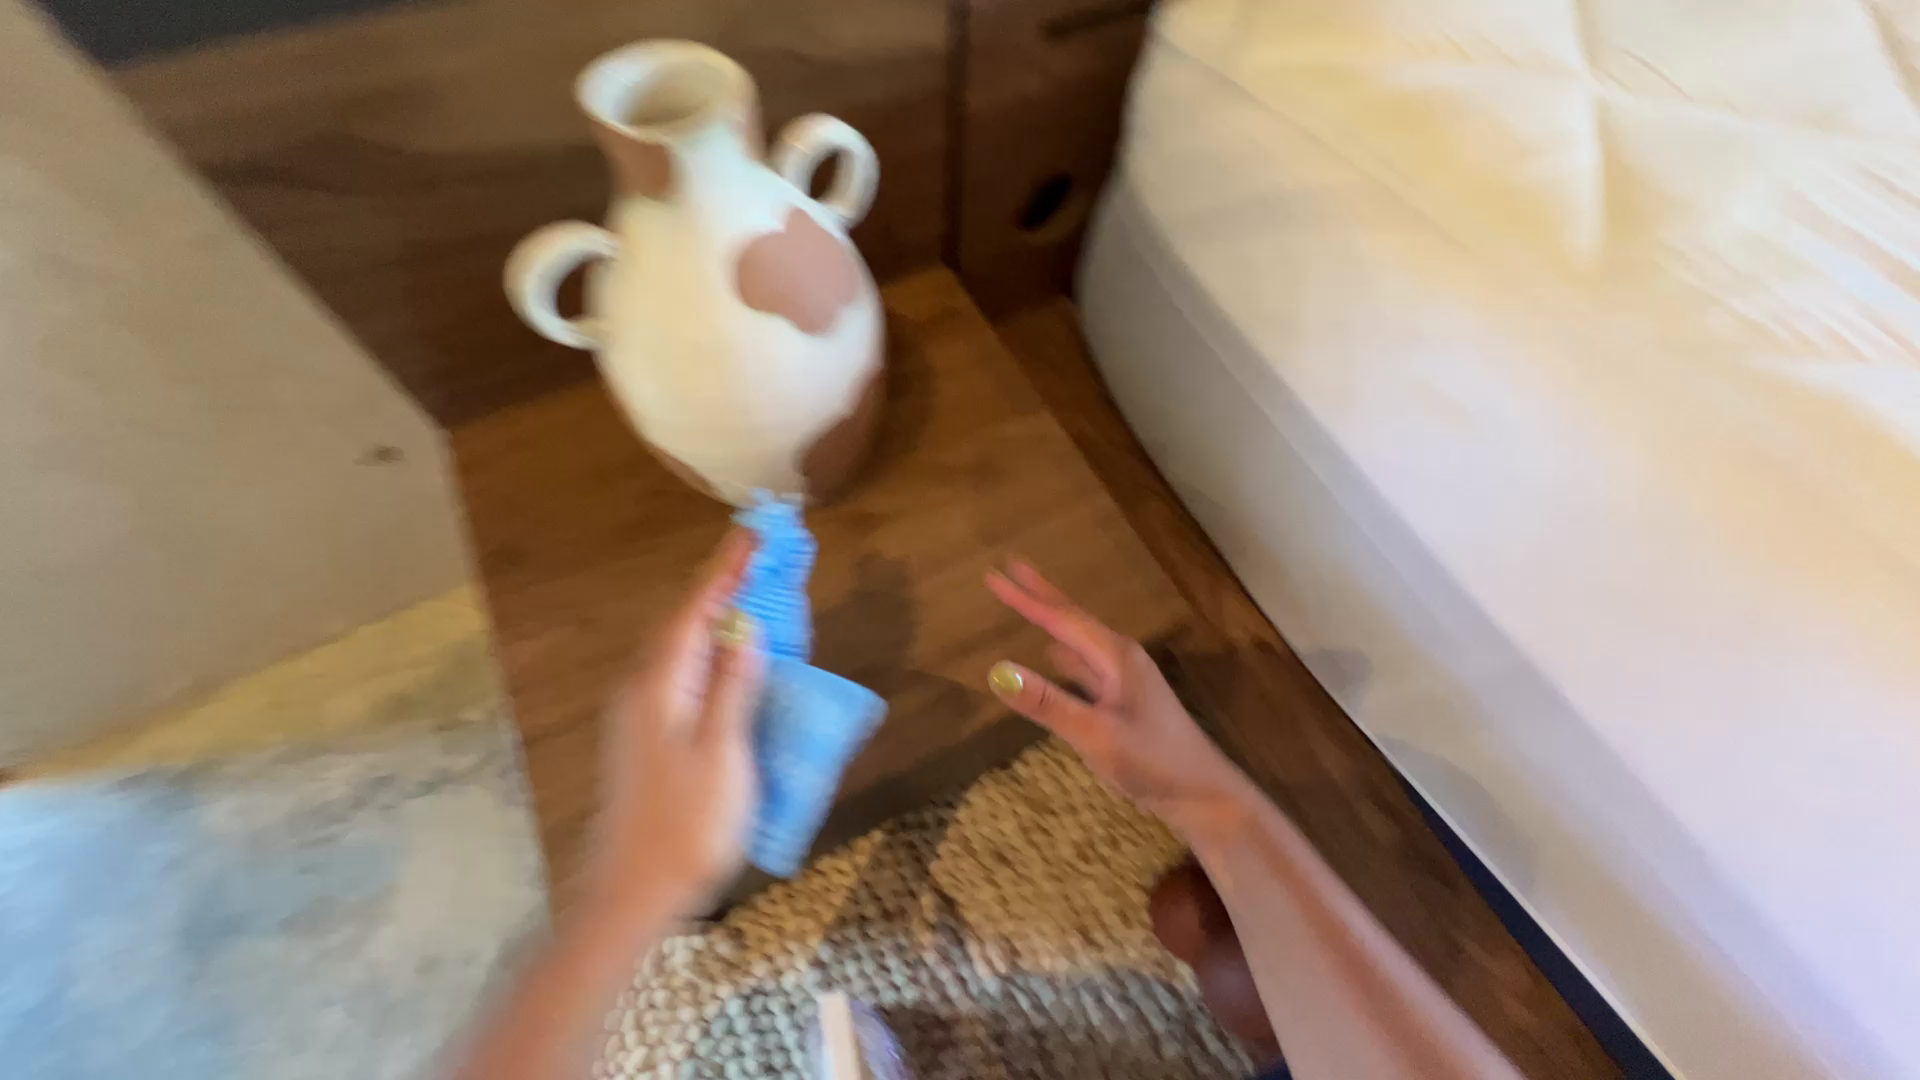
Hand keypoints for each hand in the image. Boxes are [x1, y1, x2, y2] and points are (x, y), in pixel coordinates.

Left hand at [592, 529, 765, 911]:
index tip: (753, 534)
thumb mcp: (722, 753)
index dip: (725, 571)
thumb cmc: (685, 825)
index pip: (694, 611)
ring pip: (686, 646)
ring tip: (759, 593)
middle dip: (725, 585)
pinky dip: (715, 650)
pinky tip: (739, 655)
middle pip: (687, 621)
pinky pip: (687, 671)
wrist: (633, 894)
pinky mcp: (651, 732)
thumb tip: (746, 628)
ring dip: (721, 616)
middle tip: (764, 557)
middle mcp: (644, 688)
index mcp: (659, 685)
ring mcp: (644, 711)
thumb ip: (733, 686)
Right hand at [985, 560, 1244, 836]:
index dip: (1025, 597)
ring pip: (1078, 639)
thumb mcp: (1095, 734)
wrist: (1204, 794)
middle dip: (1040, 594)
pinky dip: (1064, 652)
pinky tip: (1055, 654)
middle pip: (1072, 619)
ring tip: (1029, 602)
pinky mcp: (1123, 700)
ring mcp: (1124, 679)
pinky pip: (1085, 664)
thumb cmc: (1153, 762)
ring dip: (1052, 619)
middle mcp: (1120, 658)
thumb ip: (1048, 703)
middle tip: (1010, 569)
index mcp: (1115, 657)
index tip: (995, 575)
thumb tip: (998, 671)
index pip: (1060, 618)